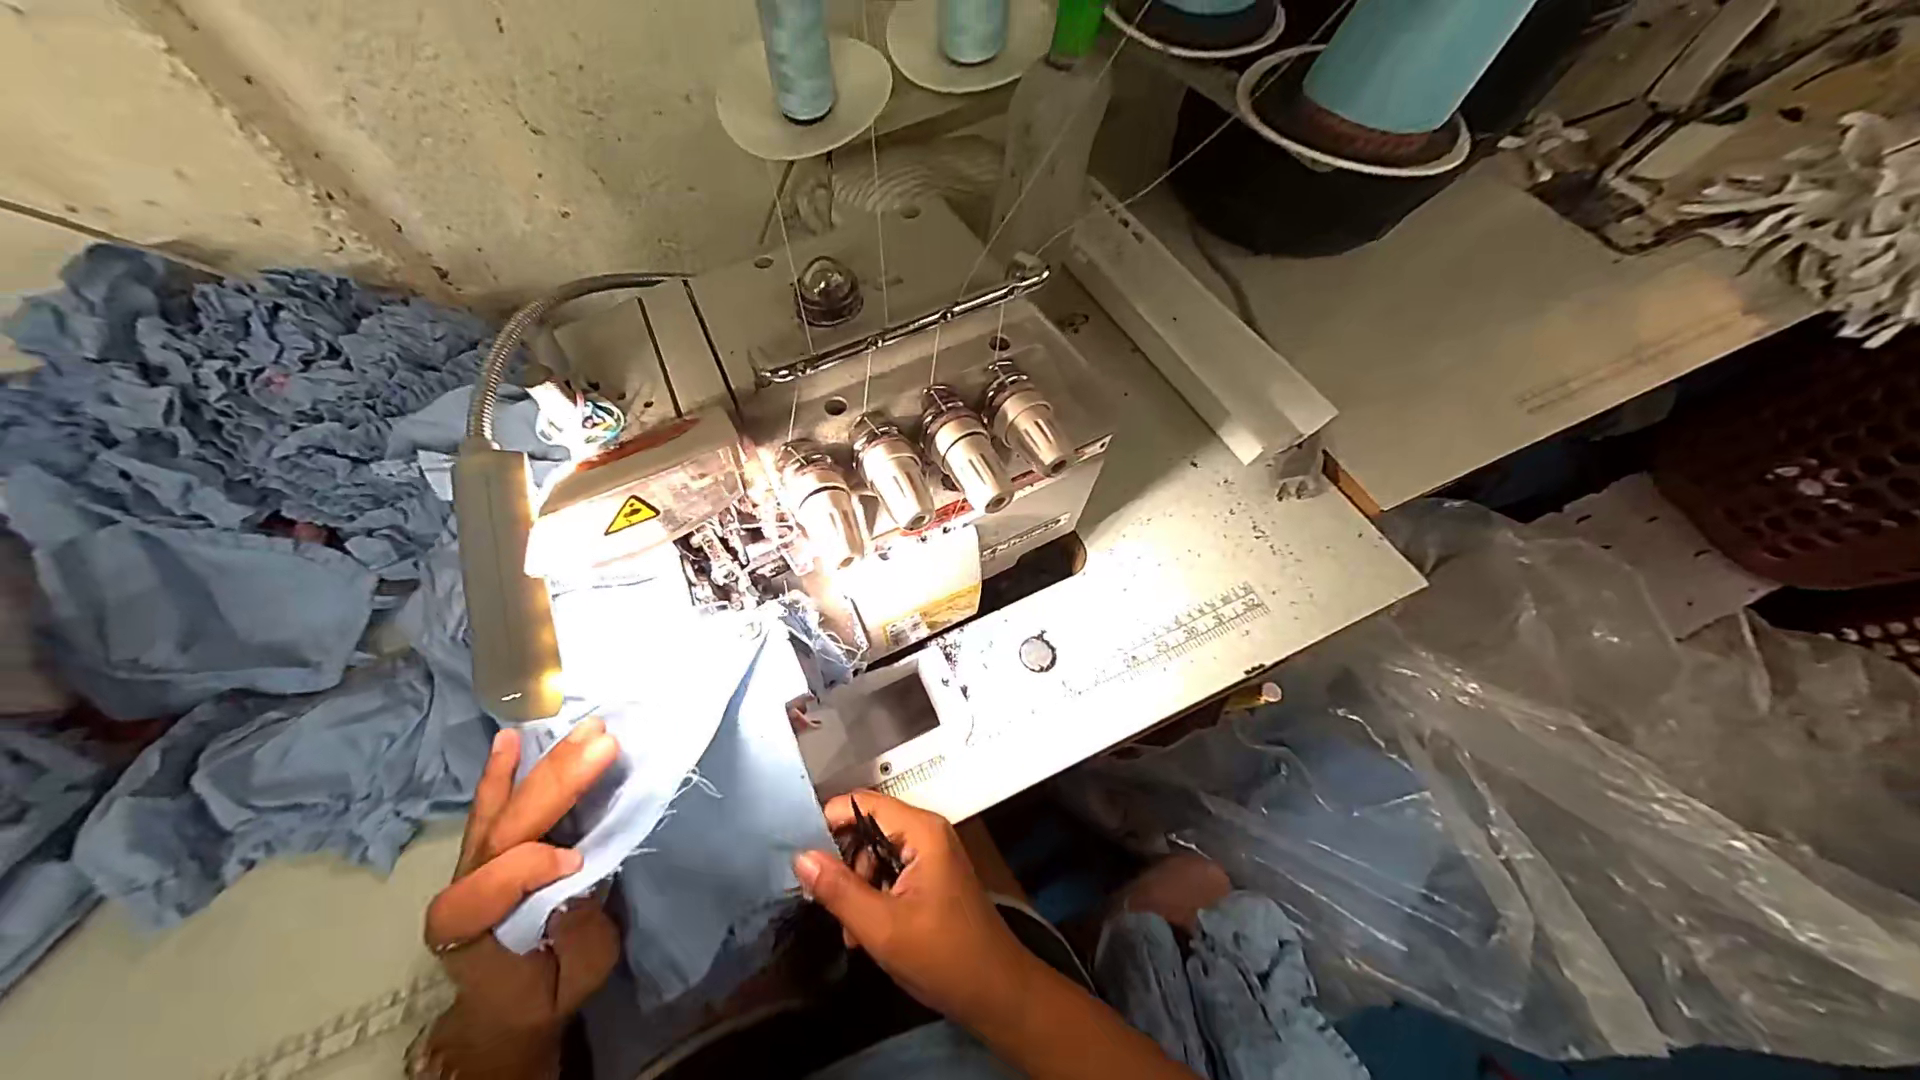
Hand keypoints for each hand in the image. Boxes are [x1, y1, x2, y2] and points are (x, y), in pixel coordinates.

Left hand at [418, 719, 620, 1077]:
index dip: (530, 865)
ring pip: (503, 806)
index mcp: (469, 929)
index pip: (490, 884)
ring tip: (583, 730)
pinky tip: (510, 738)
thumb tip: (579, 886)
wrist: (509, 1001)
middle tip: (603, 743)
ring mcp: (474, 861)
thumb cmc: (546, 989)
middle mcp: (462, 887)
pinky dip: (502, 770)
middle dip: (556, 782)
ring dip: (546, 764)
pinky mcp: (490, 847)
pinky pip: (492, 804)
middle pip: (505, 827)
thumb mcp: (577, 978)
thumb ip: (577, 938)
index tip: (579, 862)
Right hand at [793, 791, 1041, 1027]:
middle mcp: (927, 832)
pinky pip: (890, 871)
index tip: (805, 859)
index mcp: (922, 830)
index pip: (863, 802)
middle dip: (844, 865)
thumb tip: (800, 856)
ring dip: (857, 887)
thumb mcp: (881, 927)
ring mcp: (931, 854)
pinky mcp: (931, 875)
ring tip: (853, 931)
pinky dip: (874, 896)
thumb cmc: (943, 956)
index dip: (830, 823)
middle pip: (868, 828)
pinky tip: (868, 931)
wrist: (995, 991)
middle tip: (832, 904)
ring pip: (875, 853)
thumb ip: (839, 889)